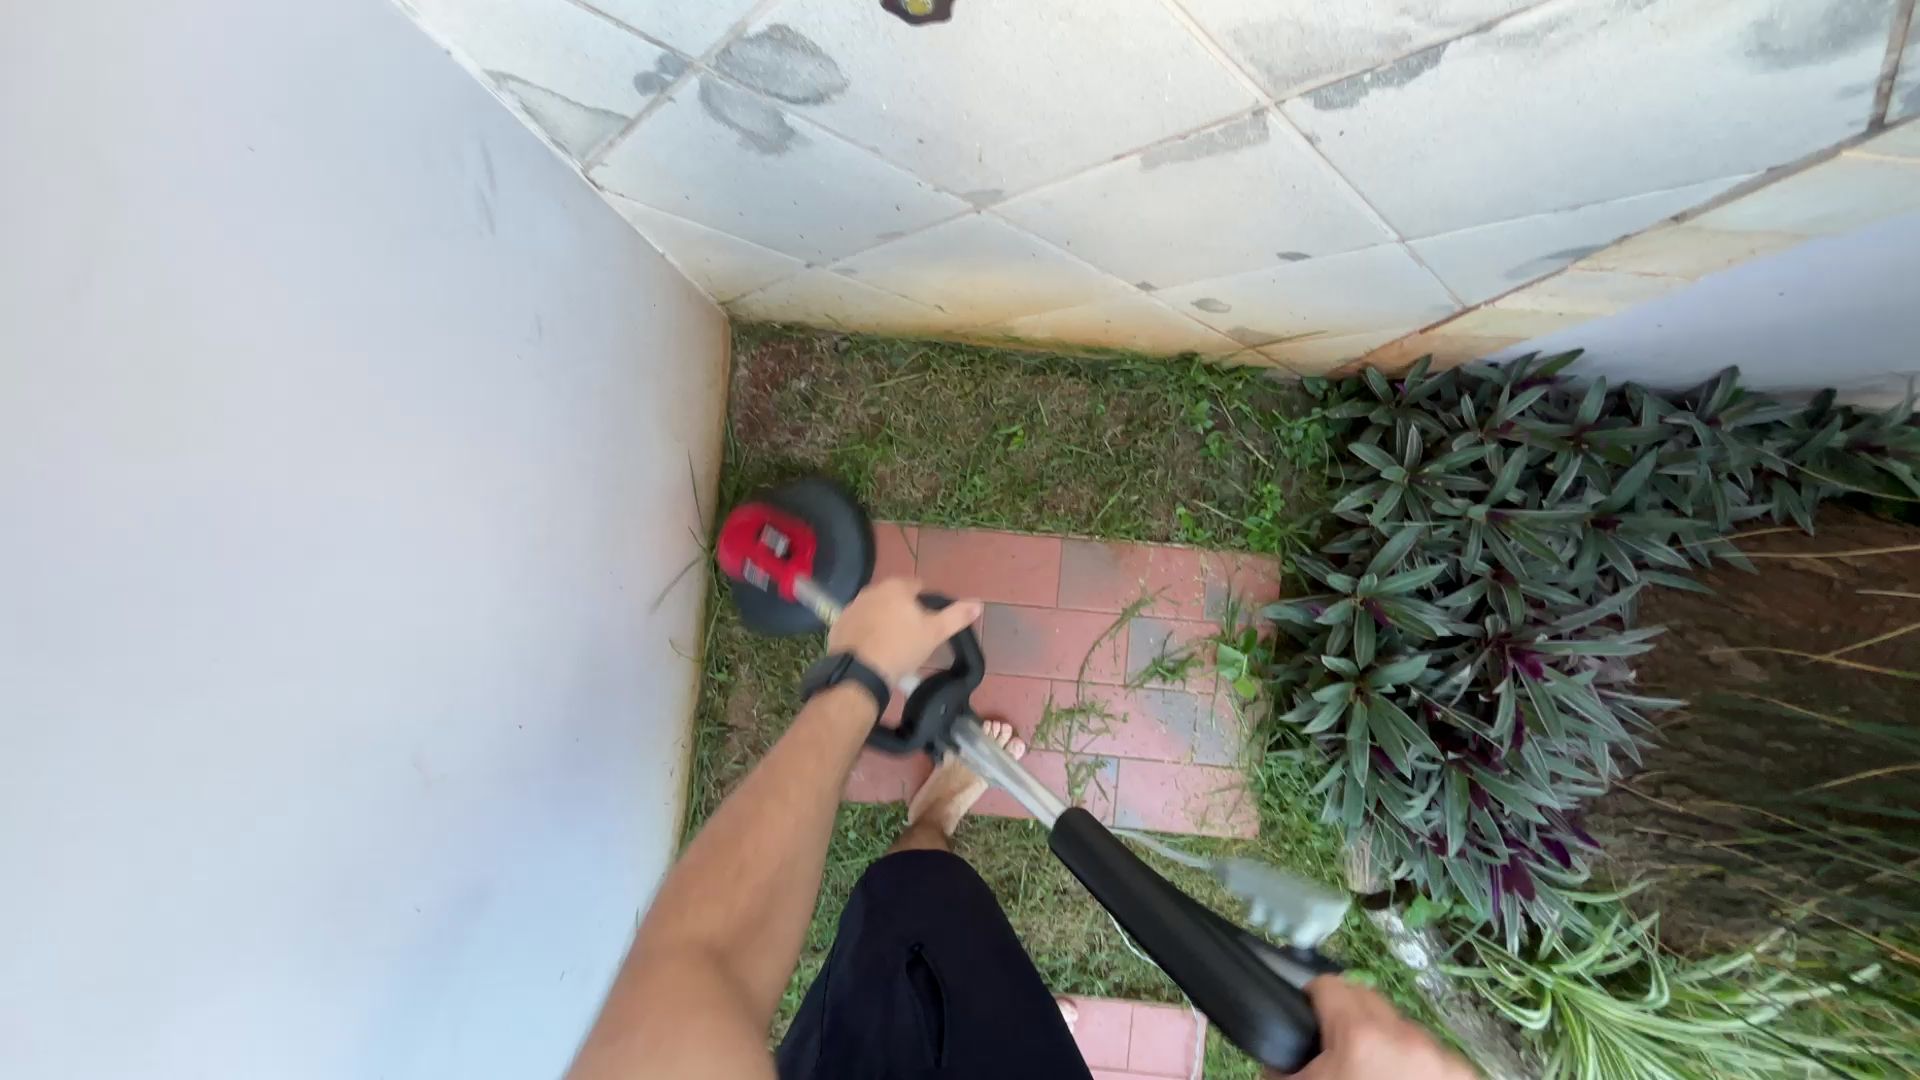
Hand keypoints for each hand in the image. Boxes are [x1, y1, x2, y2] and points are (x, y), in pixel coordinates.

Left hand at [827, 578, 982, 686]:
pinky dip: (866, 633)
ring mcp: (852, 606)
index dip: (926, 604)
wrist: (860, 672)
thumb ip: (957, 616)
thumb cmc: (901, 648)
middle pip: (895, 598)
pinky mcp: (838, 624)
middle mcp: (871, 590)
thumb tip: (978, 604)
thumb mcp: (935, 633)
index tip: (928, 624)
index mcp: (896, 587)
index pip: (918, 586)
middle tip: (912, 638)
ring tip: (892, 647)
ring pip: (876, 610)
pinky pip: (859, 625)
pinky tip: (872, 651)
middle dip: (903, 612)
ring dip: (884, 622)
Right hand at [1273, 977, 1475, 1079]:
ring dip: (1387, 1043)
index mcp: (1361, 1037)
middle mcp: (1407, 1040)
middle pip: (1367, 1000)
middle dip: (1349, 1019)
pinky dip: (1418, 1068)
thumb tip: (1276, 1053)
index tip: (1309, 1021)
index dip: (1312, 1002)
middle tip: (1340, 1055)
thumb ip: (1280, 1069)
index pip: (1328, 986)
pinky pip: (1434, 1057)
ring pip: (1402, 1027)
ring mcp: (1445, 1063)